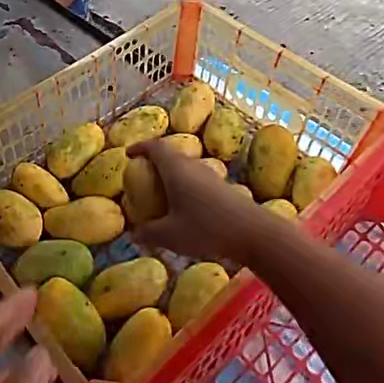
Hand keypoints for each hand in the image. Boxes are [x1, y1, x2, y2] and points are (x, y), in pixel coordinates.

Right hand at [129, 140, 296, 266]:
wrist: (254, 232)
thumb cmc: (207, 228)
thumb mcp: (170, 235)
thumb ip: (148, 232)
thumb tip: (134, 232)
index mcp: (176, 169)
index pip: (155, 147)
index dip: (140, 147)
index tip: (128, 154)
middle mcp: (193, 167)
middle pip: (171, 155)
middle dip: (154, 162)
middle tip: (142, 177)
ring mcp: (211, 176)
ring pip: (186, 168)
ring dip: (172, 175)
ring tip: (162, 193)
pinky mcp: (223, 189)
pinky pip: (197, 181)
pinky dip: (185, 187)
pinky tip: (185, 209)